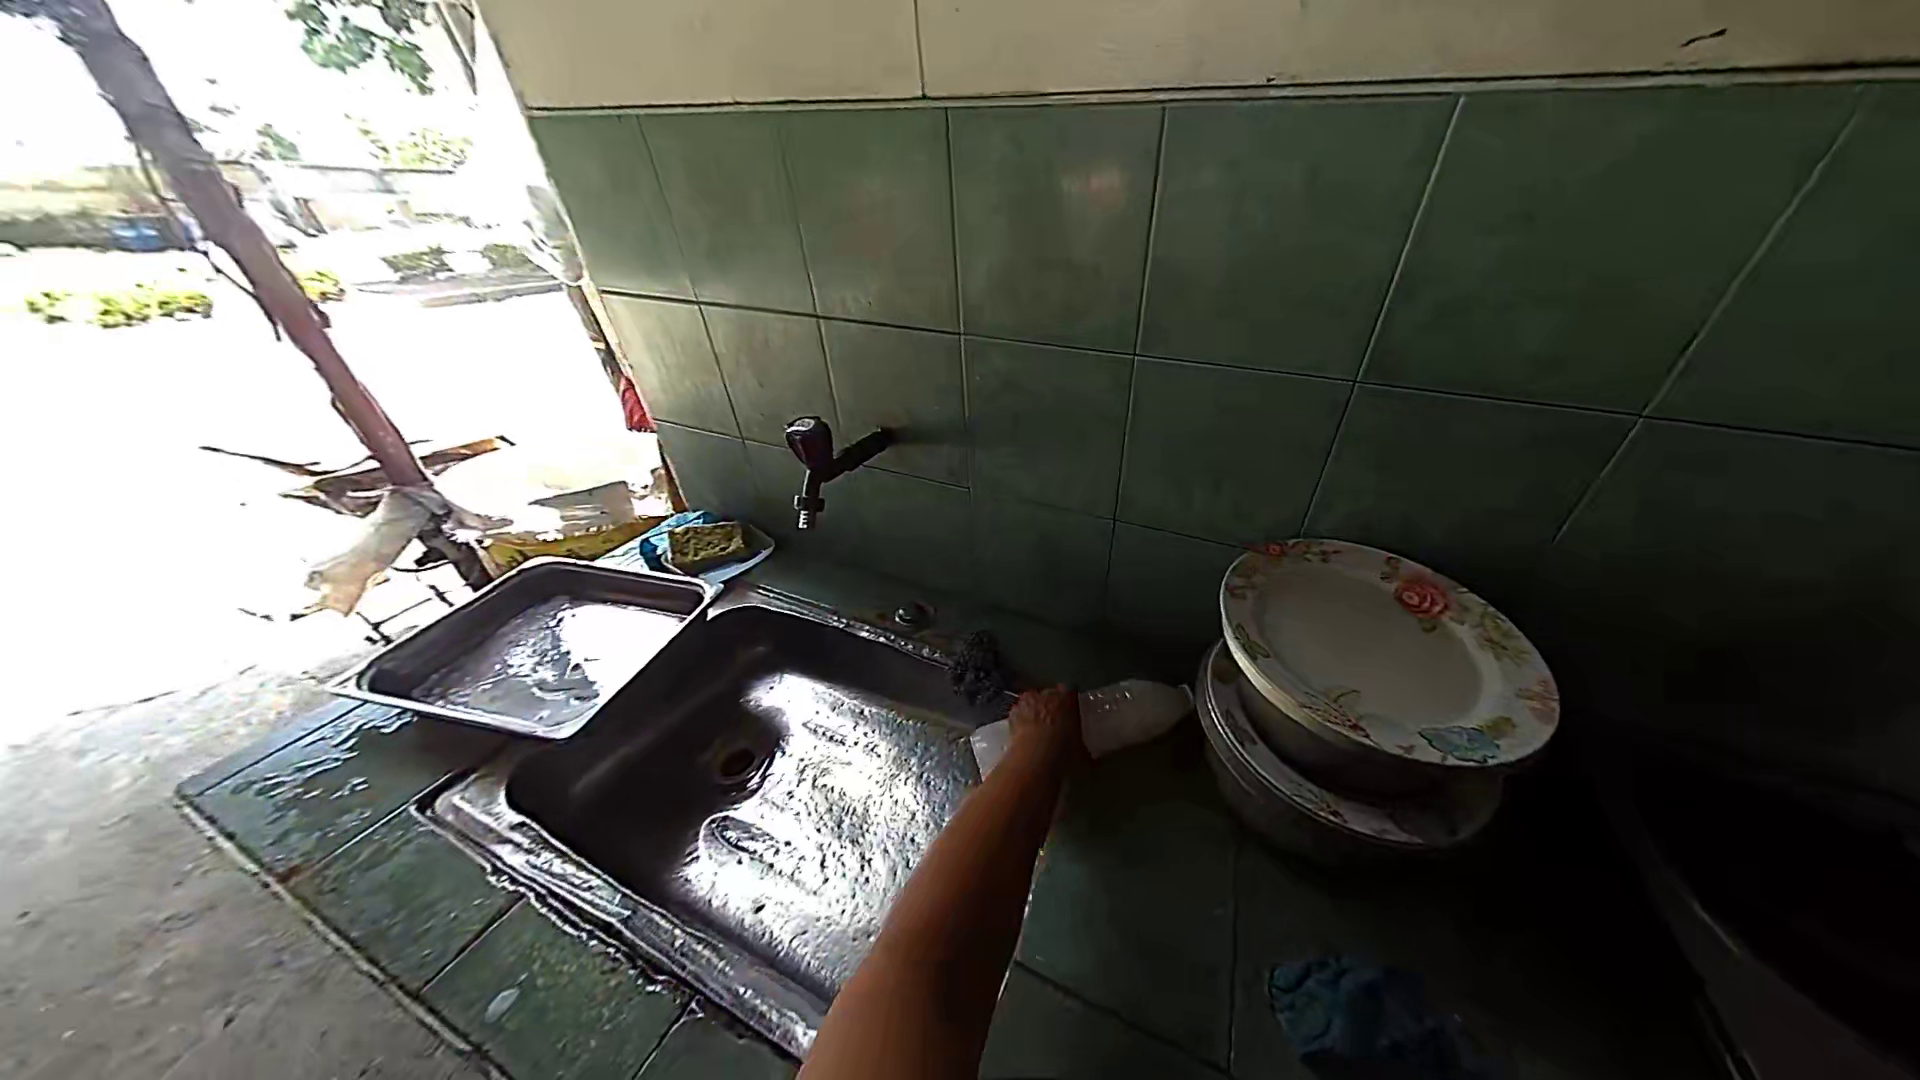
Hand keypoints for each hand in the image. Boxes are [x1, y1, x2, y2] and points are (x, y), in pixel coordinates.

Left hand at [1007, 685, 1080, 761]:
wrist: (1034, 757)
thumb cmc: (1064, 752)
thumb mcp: (1082, 754)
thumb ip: (1085, 750)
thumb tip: (1092, 759)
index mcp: (1067, 699)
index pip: (1071, 690)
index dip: (1070, 700)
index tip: (1072, 710)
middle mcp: (1046, 694)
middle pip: (1050, 694)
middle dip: (1052, 704)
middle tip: (1055, 722)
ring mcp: (1027, 702)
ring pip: (1032, 700)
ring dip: (1035, 710)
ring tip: (1037, 727)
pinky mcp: (1012, 713)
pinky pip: (1019, 712)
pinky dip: (1021, 719)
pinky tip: (1023, 732)